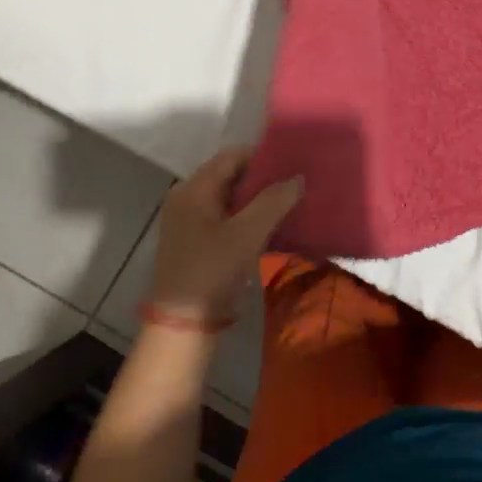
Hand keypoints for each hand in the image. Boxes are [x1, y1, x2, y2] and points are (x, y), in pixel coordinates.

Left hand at [145, 147, 302, 325]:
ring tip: (291, 203)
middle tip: (297, 183)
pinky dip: (248, 218)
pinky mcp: (196, 243)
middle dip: (263, 179)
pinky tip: (273, 226)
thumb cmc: (211, 271)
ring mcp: (190, 222)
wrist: (183, 324)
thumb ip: (273, 201)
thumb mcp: (247, 234)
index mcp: (193, 189)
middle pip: (230, 176)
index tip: (293, 162)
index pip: (232, 157)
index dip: (263, 157)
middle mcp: (187, 198)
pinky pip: (226, 219)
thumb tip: (298, 177)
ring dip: (258, 201)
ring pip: (230, 199)